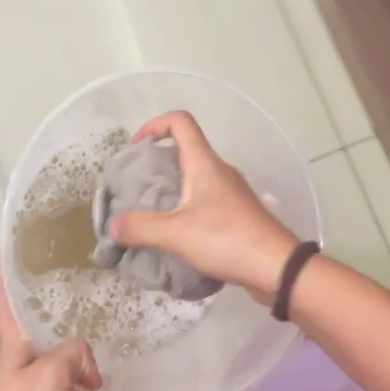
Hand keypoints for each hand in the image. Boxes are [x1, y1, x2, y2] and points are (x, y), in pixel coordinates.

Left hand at [0, 251, 148, 390]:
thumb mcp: (49, 374)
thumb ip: (75, 356)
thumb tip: (93, 371)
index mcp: (16, 351)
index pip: (3, 303)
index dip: (0, 274)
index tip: (1, 245)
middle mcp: (29, 372)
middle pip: (51, 340)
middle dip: (72, 322)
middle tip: (103, 296)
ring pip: (78, 382)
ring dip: (104, 376)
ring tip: (138, 355)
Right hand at [108, 110, 301, 303]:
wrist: (277, 268)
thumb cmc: (227, 239)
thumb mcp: (176, 233)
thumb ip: (140, 227)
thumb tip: (113, 225)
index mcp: (204, 163)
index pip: (180, 122)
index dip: (155, 124)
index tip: (136, 147)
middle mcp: (219, 171)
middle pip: (186, 150)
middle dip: (158, 163)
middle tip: (137, 187)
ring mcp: (231, 193)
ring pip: (196, 178)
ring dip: (173, 189)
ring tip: (152, 214)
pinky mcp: (238, 215)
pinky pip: (206, 202)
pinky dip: (187, 210)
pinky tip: (176, 236)